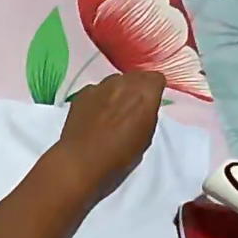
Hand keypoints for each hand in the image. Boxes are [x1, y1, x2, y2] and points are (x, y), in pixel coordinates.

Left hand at [50, 72, 164, 187]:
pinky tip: (94, 115)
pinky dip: (98, 98)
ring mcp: (100, 86)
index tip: (150, 102)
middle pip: (136, 76)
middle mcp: (124, 83)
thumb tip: (143, 107)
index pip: (156, 79)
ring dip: (117, 91)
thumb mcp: (145, 138)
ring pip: (115, 80)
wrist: (81, 161)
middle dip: (136, 88)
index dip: (154, 90)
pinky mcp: (82, 93)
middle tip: (131, 108)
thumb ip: (148, 115)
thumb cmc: (120, 156)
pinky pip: (96, 90)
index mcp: (144, 93)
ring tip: (111, 111)